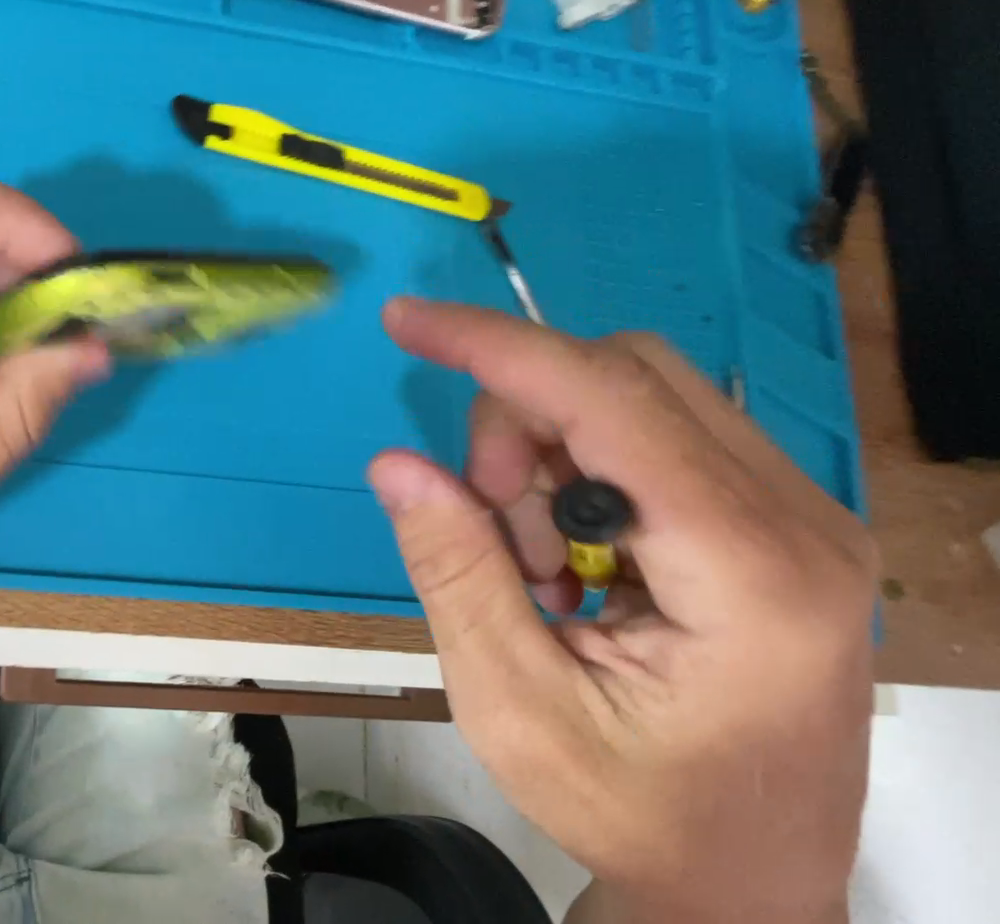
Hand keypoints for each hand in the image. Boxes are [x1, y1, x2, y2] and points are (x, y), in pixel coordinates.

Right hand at [367, 298, 874, 923]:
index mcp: (750, 572)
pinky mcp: (768, 521)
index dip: (496, 347)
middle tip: (488, 527)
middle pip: (626, 377)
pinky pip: (647, 435)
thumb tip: (395, 463)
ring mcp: (793, 515)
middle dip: (518, 425)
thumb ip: (455, 573)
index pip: (608, 401)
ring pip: (633, 396)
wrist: (744, 882)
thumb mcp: (514, 704)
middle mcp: (795, 519)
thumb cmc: (633, 810)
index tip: (406, 322)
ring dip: (543, 454)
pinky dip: (574, 472)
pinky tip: (568, 558)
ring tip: (531, 567)